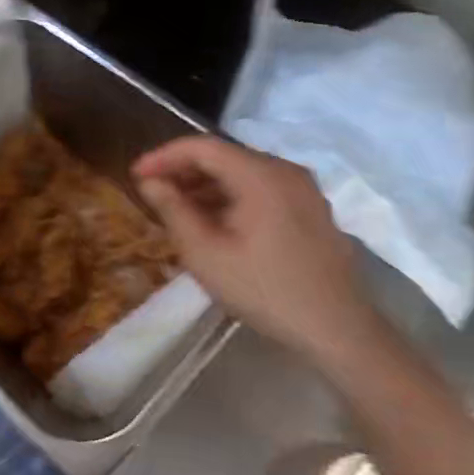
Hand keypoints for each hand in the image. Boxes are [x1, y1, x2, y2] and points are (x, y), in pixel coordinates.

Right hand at [134, 136, 382, 362]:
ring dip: (209, 186)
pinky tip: (219, 223)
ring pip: (246, 173)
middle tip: (155, 194)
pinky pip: (265, 189)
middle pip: (226, 156)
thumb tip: (151, 183)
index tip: (137, 175)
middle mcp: (286, 170)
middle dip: (186, 171)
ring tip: (180, 211)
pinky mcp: (313, 208)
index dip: (165, 157)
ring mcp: (305, 188)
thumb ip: (174, 211)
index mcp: (261, 175)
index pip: (203, 147)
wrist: (336, 328)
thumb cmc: (265, 291)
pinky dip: (235, 197)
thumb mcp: (207, 255)